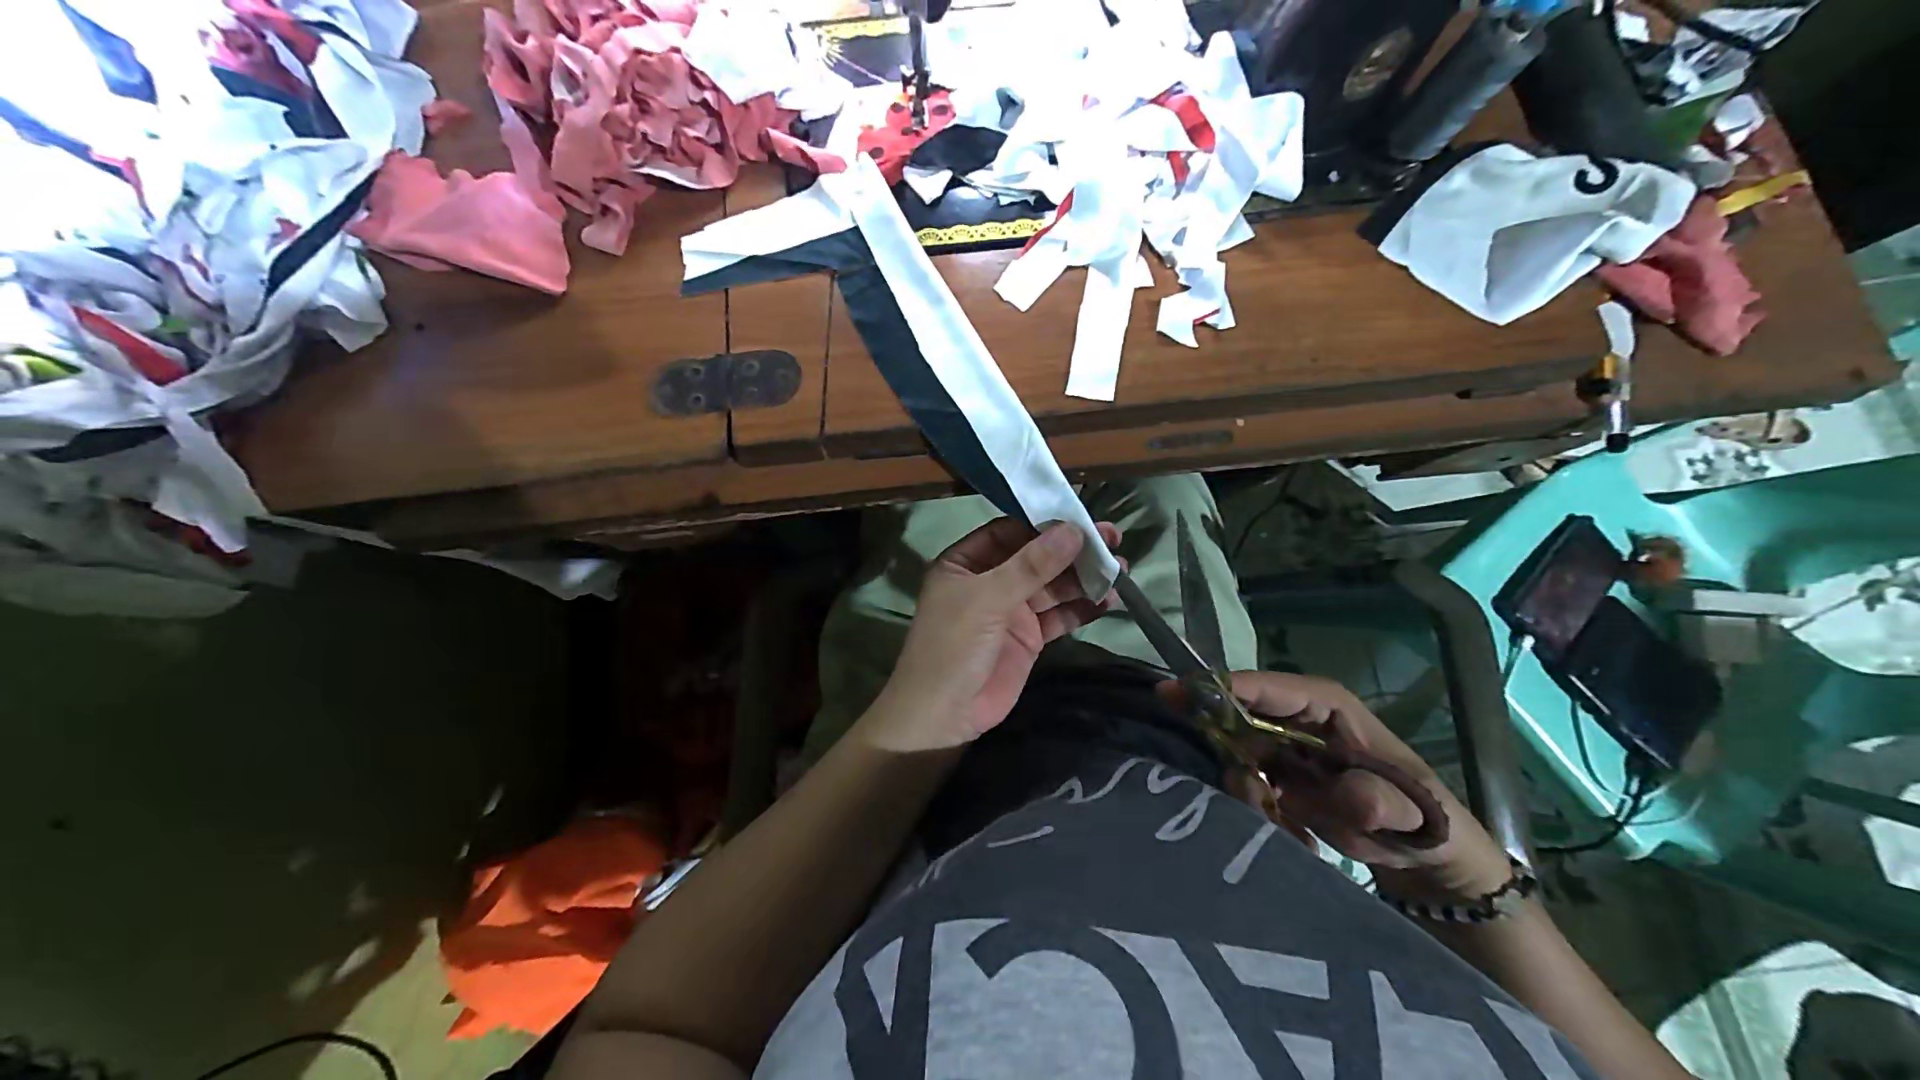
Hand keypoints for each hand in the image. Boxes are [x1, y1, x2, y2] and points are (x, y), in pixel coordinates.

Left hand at [860, 518, 1121, 752]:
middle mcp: (989, 581)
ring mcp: (1011, 610)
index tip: (1082, 515)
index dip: (1044, 522)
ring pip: (1053, 586)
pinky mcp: (1030, 638)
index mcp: (966, 563)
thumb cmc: (953, 647)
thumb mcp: (987, 599)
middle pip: (1036, 557)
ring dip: (1084, 577)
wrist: (944, 716)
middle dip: (1072, 549)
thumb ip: (1031, 566)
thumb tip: (1072, 530)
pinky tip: (1110, 599)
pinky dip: (1084, 608)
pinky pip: (1060, 615)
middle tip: (1113, 537)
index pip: (1009, 531)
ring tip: (1121, 567)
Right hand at [1224, 671, 1512, 902]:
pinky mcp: (1270, 772)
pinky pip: (1241, 780)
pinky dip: (1253, 807)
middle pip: (1237, 714)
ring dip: (1246, 790)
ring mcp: (1279, 744)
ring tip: (1286, 827)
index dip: (1224, 688)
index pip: (1268, 688)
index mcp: (1327, 707)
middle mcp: (1295, 717)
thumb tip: (1352, 795)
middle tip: (1252, 797)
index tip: (1178, 693)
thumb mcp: (1410, 812)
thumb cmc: (1423, 820)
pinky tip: (1291, 834)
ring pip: (1233, 751)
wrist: (1423, 855)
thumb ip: (1382, 801)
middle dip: (1227, 750)